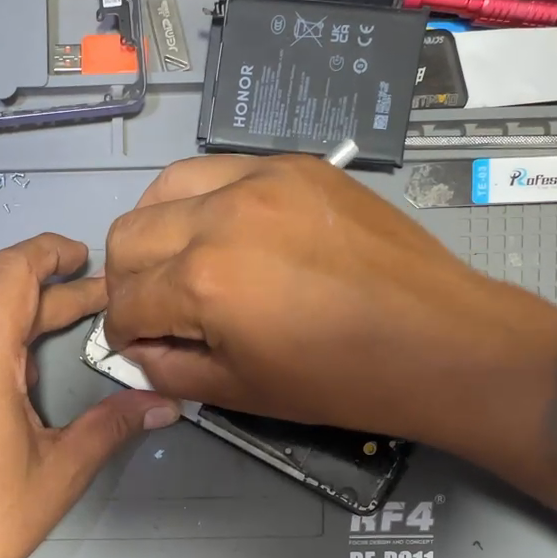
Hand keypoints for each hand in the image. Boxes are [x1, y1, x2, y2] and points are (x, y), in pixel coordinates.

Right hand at [103, 154, 556, 441]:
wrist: (435, 341)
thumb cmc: (337, 381)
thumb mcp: (238, 392)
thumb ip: (167, 369)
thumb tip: (137, 348)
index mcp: (203, 283)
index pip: (124, 300)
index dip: (121, 332)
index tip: (139, 344)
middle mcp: (220, 217)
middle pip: (128, 234)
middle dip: (128, 279)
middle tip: (156, 307)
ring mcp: (261, 178)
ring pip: (164, 188)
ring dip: (157, 231)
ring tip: (183, 263)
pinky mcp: (296, 165)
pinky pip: (219, 169)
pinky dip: (204, 203)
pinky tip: (229, 235)